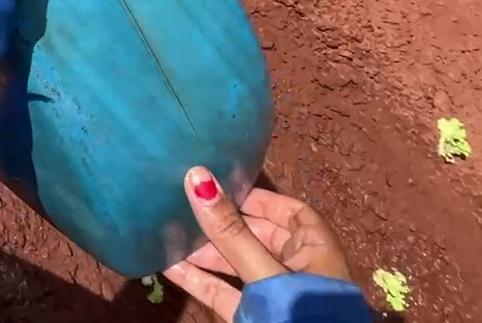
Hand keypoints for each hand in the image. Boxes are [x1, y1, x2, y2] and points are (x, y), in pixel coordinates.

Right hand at [164, 166, 352, 320]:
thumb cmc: (302, 320)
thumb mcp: (267, 277)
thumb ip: (231, 231)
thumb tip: (196, 174)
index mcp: (316, 253)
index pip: (288, 211)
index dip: (254, 196)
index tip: (214, 185)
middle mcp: (297, 271)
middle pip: (254, 234)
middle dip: (217, 222)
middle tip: (177, 204)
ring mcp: (275, 298)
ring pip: (235, 263)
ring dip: (202, 250)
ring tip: (165, 232)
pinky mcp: (256, 319)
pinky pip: (224, 291)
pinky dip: (199, 279)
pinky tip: (167, 265)